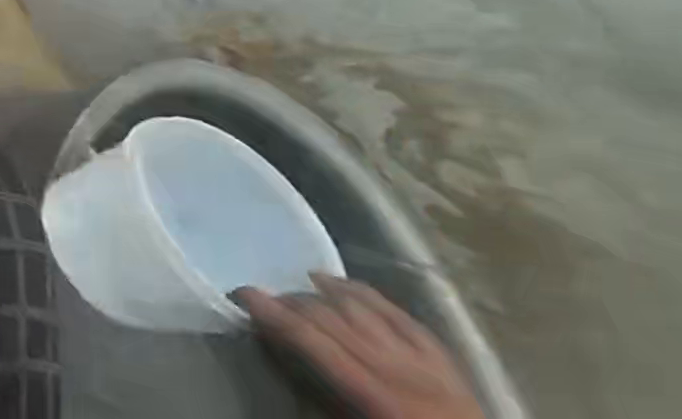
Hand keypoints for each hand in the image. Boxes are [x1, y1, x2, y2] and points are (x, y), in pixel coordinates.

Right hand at [234, 273, 485, 418]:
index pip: (309, 339)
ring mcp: (421, 358)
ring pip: (358, 306)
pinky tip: (336, 282)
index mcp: (372, 394)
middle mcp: (395, 366)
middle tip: (262, 300)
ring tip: (294, 288)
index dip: (270, 313)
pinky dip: (361, 292)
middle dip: (289, 302)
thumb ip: (319, 399)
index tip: (240, 294)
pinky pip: (395, 313)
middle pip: (329, 316)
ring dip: (319, 294)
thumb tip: (282, 359)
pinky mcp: (441, 358)